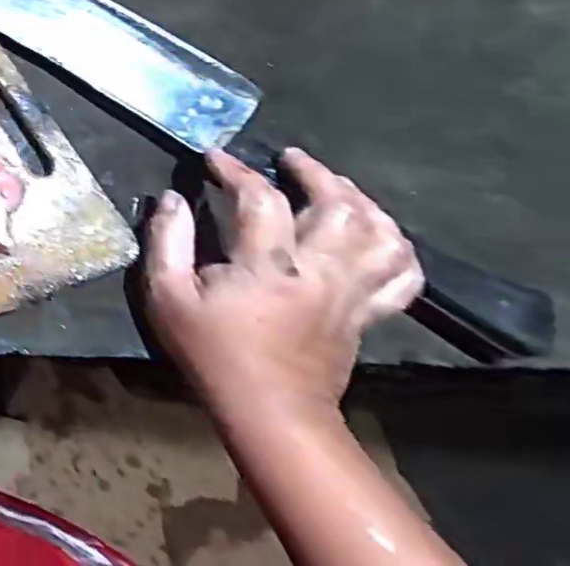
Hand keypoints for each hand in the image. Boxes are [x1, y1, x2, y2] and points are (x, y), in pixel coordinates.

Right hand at [144, 149, 422, 425]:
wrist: (271, 413)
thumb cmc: (212, 351)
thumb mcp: (167, 294)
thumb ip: (166, 240)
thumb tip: (172, 198)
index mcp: (269, 267)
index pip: (261, 198)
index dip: (236, 169)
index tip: (213, 157)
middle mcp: (320, 273)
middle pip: (339, 207)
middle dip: (315, 172)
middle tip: (288, 157)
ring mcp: (351, 295)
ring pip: (381, 235)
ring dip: (360, 201)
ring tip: (335, 184)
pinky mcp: (366, 314)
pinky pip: (402, 275)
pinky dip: (396, 245)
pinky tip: (376, 230)